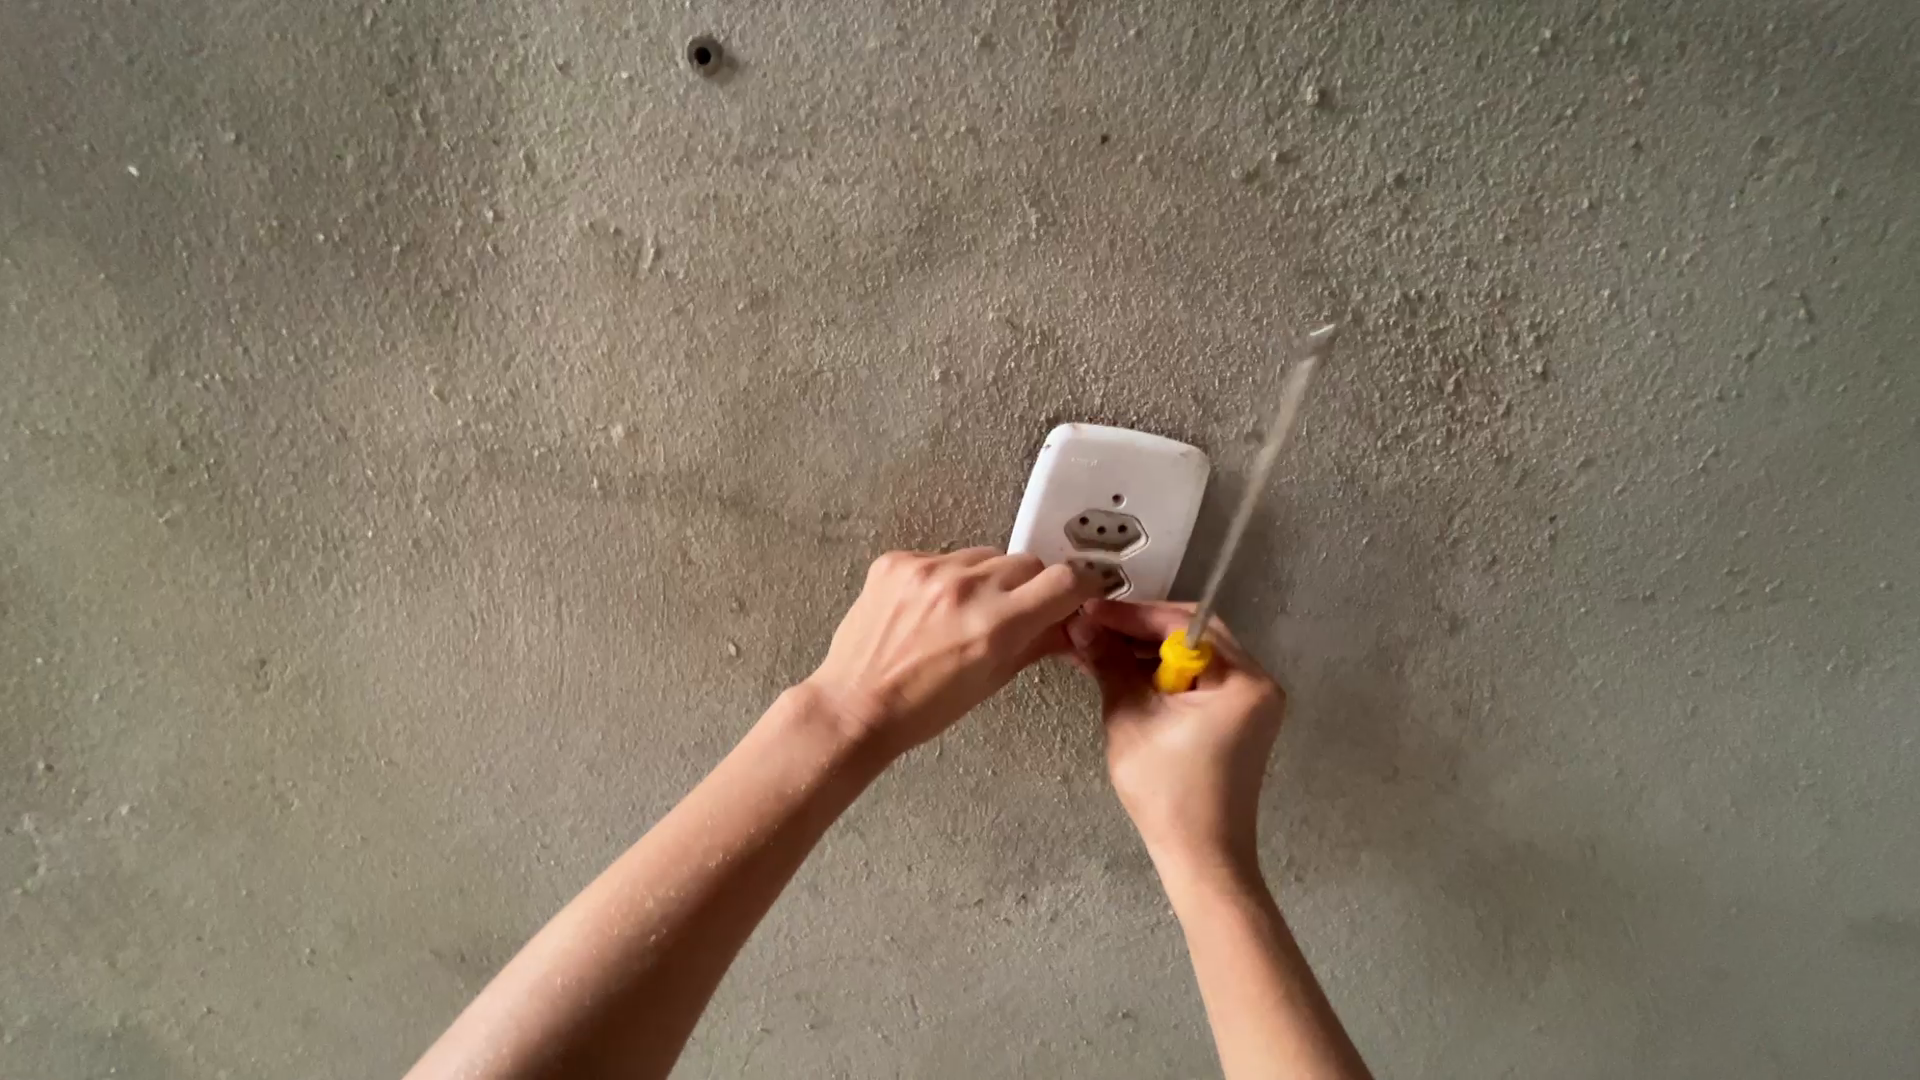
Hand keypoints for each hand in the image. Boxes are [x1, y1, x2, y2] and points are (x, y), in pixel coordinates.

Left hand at [804, 548, 1095, 755]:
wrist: (855, 705)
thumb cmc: (920, 708)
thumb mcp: (991, 681)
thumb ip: (1036, 644)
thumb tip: (1069, 626)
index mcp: (994, 625)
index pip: (1063, 581)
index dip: (1079, 586)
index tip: (1078, 591)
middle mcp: (963, 589)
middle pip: (1026, 563)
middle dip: (1029, 587)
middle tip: (1012, 613)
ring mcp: (926, 571)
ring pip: (985, 555)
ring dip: (986, 579)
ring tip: (962, 613)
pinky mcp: (897, 562)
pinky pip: (942, 555)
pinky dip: (946, 576)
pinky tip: (930, 608)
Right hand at [1066, 600, 1284, 878]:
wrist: (1202, 857)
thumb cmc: (1167, 792)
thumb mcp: (1130, 718)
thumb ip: (1107, 663)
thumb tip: (1080, 623)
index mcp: (1241, 679)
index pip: (1179, 624)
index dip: (1130, 615)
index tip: (1089, 612)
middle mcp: (1256, 681)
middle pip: (1191, 632)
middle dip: (1138, 627)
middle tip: (1095, 626)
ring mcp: (1250, 699)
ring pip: (1192, 652)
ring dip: (1146, 648)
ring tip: (1101, 646)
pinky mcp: (1237, 715)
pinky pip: (1197, 676)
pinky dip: (1161, 671)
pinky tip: (1124, 670)